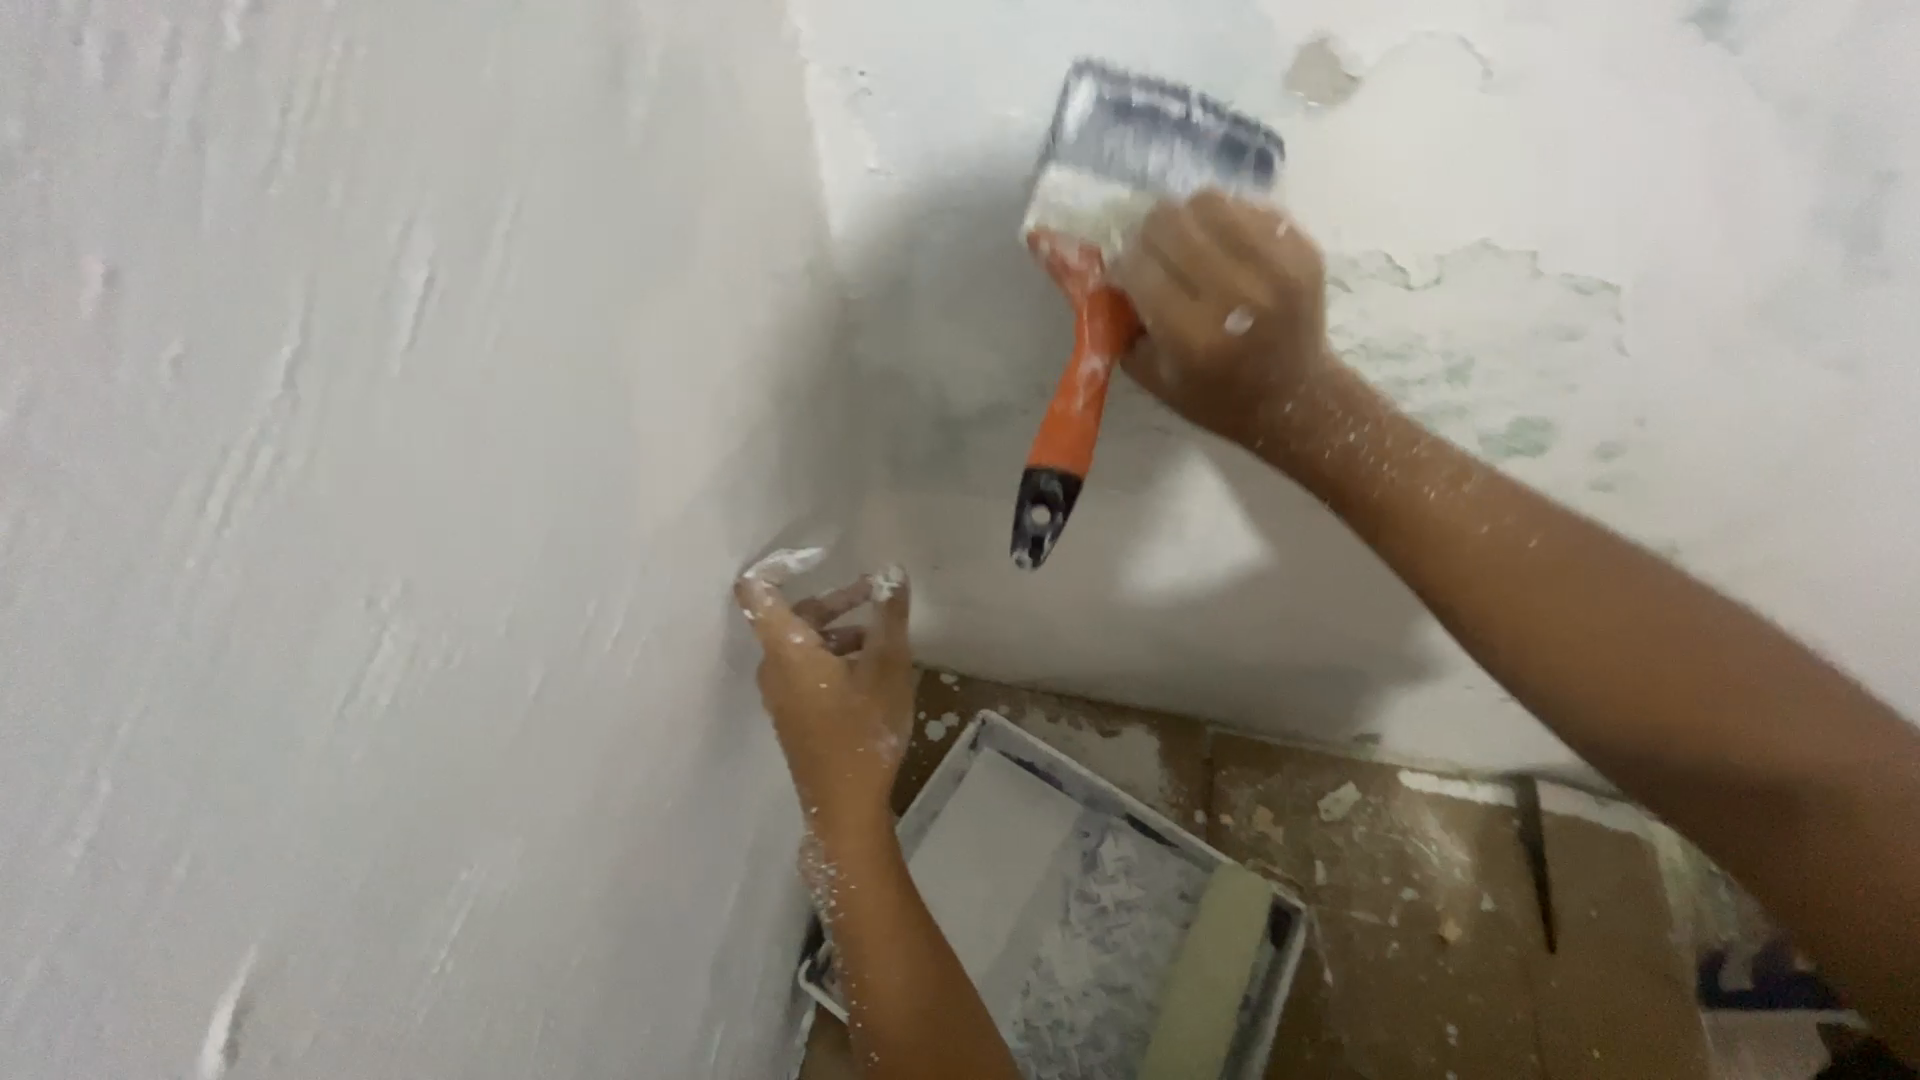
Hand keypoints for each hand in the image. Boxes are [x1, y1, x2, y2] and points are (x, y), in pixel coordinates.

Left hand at [734, 560, 914, 841]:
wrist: (845, 806)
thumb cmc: (864, 731)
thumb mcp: (888, 667)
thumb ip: (889, 615)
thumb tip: (892, 572)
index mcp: (787, 649)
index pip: (756, 591)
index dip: (779, 564)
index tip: (817, 555)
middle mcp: (774, 666)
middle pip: (794, 616)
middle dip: (837, 600)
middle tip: (876, 594)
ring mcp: (780, 692)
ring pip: (805, 644)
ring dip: (842, 631)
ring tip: (885, 637)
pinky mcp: (793, 712)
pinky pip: (806, 668)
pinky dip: (835, 656)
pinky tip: (873, 669)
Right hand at [1113, 191, 1332, 449]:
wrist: (1296, 398)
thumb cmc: (1216, 398)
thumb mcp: (1154, 377)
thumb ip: (1124, 326)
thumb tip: (1109, 273)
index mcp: (1195, 336)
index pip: (1139, 266)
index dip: (1124, 263)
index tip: (1124, 272)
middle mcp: (1237, 295)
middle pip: (1169, 222)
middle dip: (1149, 234)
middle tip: (1153, 251)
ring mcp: (1276, 267)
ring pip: (1206, 202)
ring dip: (1187, 219)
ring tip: (1188, 243)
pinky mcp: (1302, 249)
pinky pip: (1246, 207)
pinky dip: (1225, 221)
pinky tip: (1224, 246)